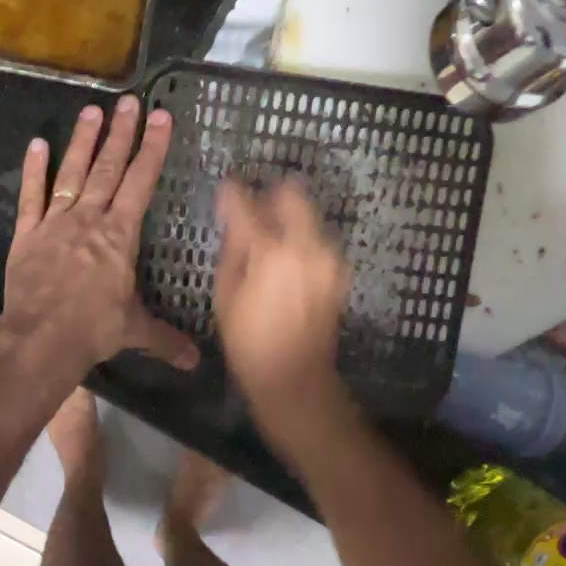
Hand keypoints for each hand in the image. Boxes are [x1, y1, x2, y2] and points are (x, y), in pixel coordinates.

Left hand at [0, 96, 197, 377]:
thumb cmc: (94, 330)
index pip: (140, 183)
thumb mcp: (135, 331)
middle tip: (128, 102)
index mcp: (119, 237)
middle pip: (107, 169)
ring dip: (82, 142)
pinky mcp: (26, 236)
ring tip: (91, 110)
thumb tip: (195, 361)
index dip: (152, 149)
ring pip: (71, 174)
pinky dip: (33, 170)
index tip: (160, 116)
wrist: (42, 339)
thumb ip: (166, 340)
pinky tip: (37, 144)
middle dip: (120, 134)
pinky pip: (30, 197)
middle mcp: (89, 221)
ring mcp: (55, 224)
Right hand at [213, 176, 350, 415]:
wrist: (295, 377)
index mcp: (270, 251)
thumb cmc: (249, 342)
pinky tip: (289, 262)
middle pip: (293, 194)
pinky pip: (320, 241)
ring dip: (290, 219)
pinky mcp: (340, 272)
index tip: (226, 188)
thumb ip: (233, 249)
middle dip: (272, 195)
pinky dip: (304, 241)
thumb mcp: (226, 296)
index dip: (232, 192)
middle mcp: (306, 245)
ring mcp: (329, 257)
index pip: (246, 203)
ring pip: (309, 216)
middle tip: (255, 209)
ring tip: (271, 241)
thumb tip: (235, 221)